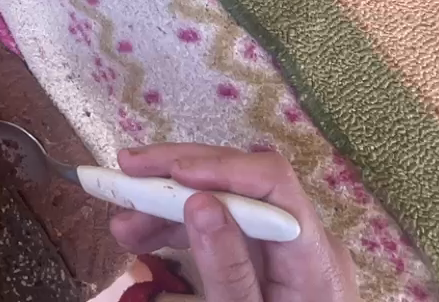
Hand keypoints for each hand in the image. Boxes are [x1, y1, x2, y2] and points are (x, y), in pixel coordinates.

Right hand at [109, 144, 356, 301]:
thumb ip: (227, 271)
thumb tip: (198, 201)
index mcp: (314, 259)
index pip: (273, 182)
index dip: (219, 167)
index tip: (170, 173)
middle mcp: (303, 239)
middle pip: (237, 182)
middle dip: (175, 178)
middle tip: (126, 175)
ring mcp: (283, 247)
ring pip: (219, 198)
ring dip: (166, 203)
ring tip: (123, 224)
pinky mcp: (263, 256)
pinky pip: (217, 222)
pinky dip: (177, 223)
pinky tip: (143, 236)